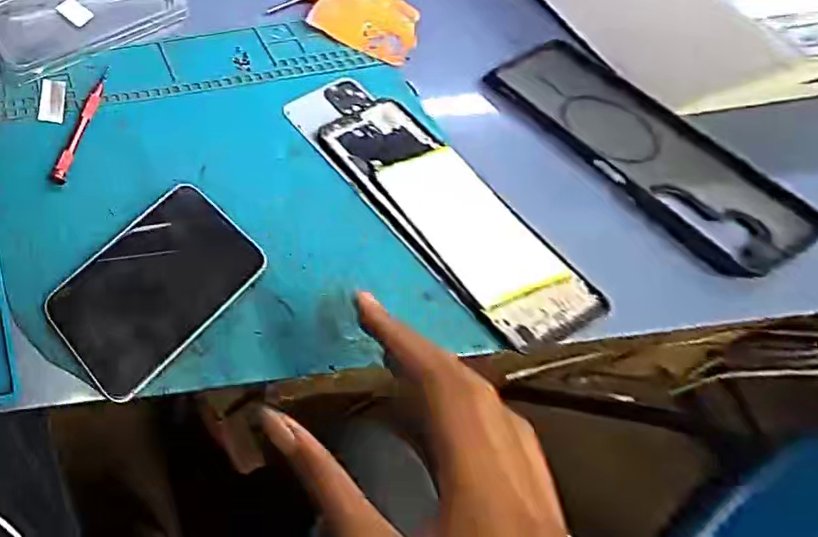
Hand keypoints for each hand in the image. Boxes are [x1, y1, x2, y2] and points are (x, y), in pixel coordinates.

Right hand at [260, 292, 565, 536]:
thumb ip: (326, 483)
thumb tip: (271, 419)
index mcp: (487, 488)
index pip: (446, 385)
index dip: (401, 338)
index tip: (362, 304)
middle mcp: (528, 492)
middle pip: (480, 395)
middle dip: (424, 352)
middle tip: (373, 328)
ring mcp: (546, 516)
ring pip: (505, 423)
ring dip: (451, 384)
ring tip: (398, 368)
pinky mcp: (546, 533)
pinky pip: (510, 452)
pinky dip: (468, 422)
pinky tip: (433, 434)